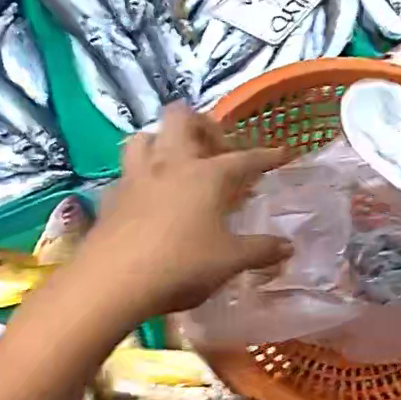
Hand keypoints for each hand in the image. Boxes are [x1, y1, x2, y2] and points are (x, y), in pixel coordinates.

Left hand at [82, 103, 294, 316]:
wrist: (115, 281)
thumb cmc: (183, 265)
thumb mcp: (230, 261)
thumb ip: (261, 250)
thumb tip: (287, 247)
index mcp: (207, 175)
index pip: (244, 158)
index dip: (266, 156)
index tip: (282, 153)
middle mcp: (171, 164)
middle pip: (183, 118)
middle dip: (203, 126)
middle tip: (217, 150)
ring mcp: (137, 176)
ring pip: (146, 136)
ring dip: (164, 142)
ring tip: (179, 164)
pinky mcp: (113, 196)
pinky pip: (128, 171)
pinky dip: (143, 175)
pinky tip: (151, 196)